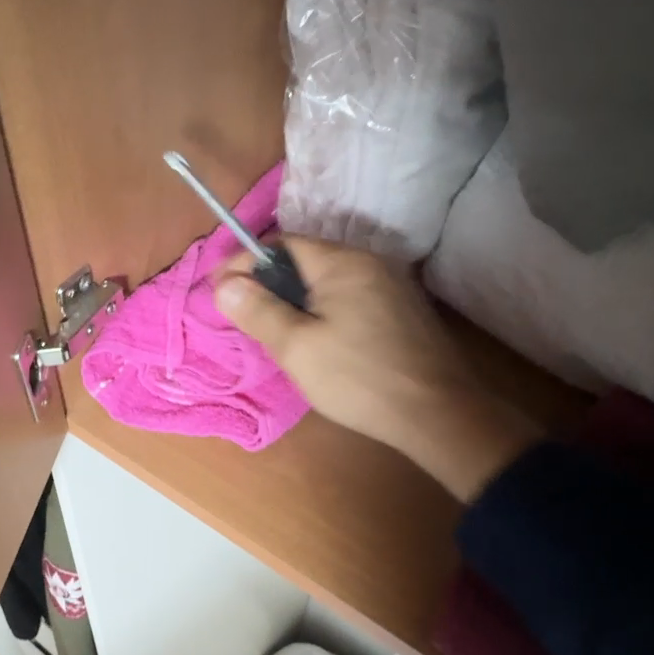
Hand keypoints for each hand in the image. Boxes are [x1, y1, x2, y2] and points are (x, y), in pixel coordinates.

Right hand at [215, 237, 543, 500]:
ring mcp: (390, 286)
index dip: (245, 263)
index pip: (283, 243)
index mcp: (342, 263)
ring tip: (274, 333)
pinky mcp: (400, 311)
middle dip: (268, 283)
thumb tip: (224, 283)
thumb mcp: (296, 347)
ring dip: (295, 299)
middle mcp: (369, 262)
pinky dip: (322, 311)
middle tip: (243, 317)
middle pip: (305, 260)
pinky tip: (315, 342)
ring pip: (327, 282)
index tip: (219, 292)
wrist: (434, 411)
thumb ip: (259, 311)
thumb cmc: (357, 378)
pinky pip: (348, 298)